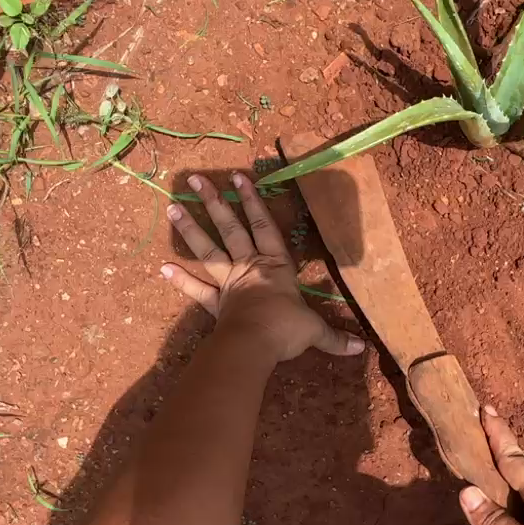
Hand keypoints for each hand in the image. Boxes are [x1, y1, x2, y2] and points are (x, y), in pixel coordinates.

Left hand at [162, 172, 365, 363]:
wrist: (254, 345)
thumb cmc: (285, 329)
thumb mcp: (315, 331)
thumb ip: (334, 337)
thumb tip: (361, 347)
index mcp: (276, 266)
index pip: (263, 226)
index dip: (253, 201)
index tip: (239, 177)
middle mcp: (250, 268)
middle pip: (230, 230)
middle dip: (214, 204)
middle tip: (196, 180)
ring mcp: (229, 284)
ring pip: (208, 252)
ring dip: (190, 230)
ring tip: (171, 208)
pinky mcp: (215, 305)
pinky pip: (197, 290)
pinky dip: (180, 280)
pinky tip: (162, 267)